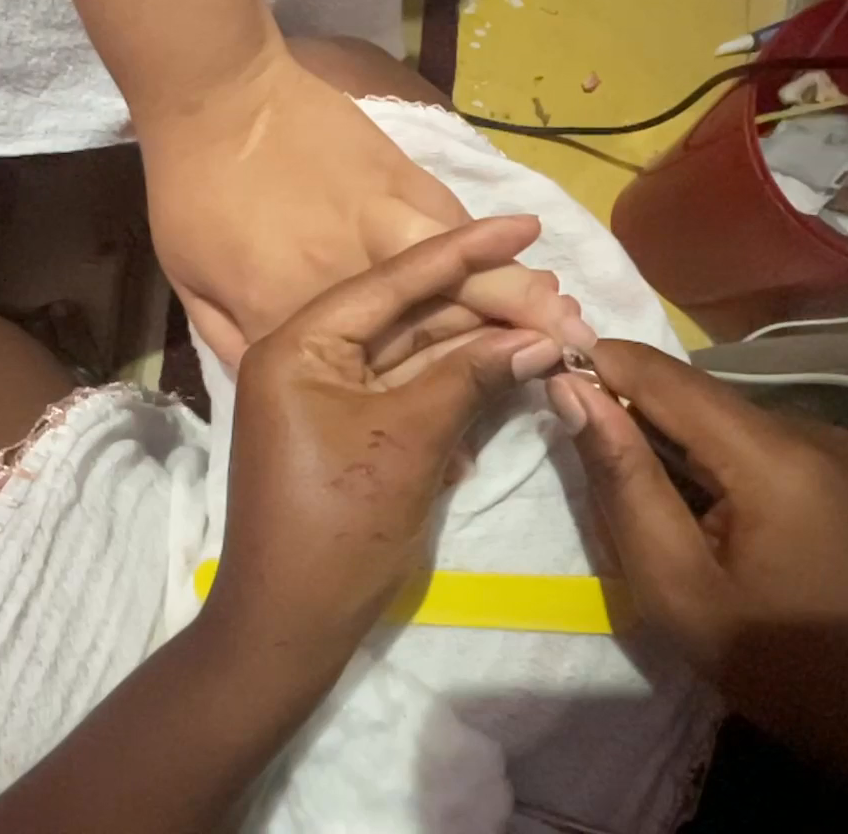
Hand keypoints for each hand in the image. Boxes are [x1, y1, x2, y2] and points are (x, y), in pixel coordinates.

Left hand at [141, 53, 591, 366]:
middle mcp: (351, 274)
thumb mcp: (191, 285)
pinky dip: (485, 251)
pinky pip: (450, 225)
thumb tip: (289, 388)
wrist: (214, 93)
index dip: (428, 409)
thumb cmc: (192, 195)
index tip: (472, 452)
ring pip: (459, 275)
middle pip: (440, 320)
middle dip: (504, 342)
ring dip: (515, 296)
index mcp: (293, 311)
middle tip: (564, 362)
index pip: (371, 372)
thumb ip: (234, 342)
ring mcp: (381, 224)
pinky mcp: (400, 181)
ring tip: (564, 317)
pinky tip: (520, 262)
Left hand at [206, 216, 564, 654]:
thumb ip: (470, 377)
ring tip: (547, 331)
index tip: (527, 223)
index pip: (394, 281)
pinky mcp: (350, 424)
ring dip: (476, 345)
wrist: (289, 622)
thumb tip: (540, 339)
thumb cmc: (337, 525)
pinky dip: (454, 383)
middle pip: (408, 314)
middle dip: (482, 308)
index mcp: (300, 341)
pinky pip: (407, 388)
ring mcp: (329, 391)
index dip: (465, 250)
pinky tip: (508, 369)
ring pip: (413, 352)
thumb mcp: (408, 440)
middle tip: (557, 300)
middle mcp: (309, 353)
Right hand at [545, 342, 847, 748]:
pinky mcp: (846, 474)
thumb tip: (572, 394)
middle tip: (582, 458)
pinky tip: (696, 511)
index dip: (598, 362)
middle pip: (693, 396)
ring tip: (637, 496)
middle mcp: (808, 428)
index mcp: (771, 453)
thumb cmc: (792, 669)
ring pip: (721, 420)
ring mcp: (836, 450)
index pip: (662, 375)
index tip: (543, 369)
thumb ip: (623, 481)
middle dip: (629, 411)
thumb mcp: (679, 586)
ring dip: (667, 441)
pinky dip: (706, 461)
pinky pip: (752, 444)